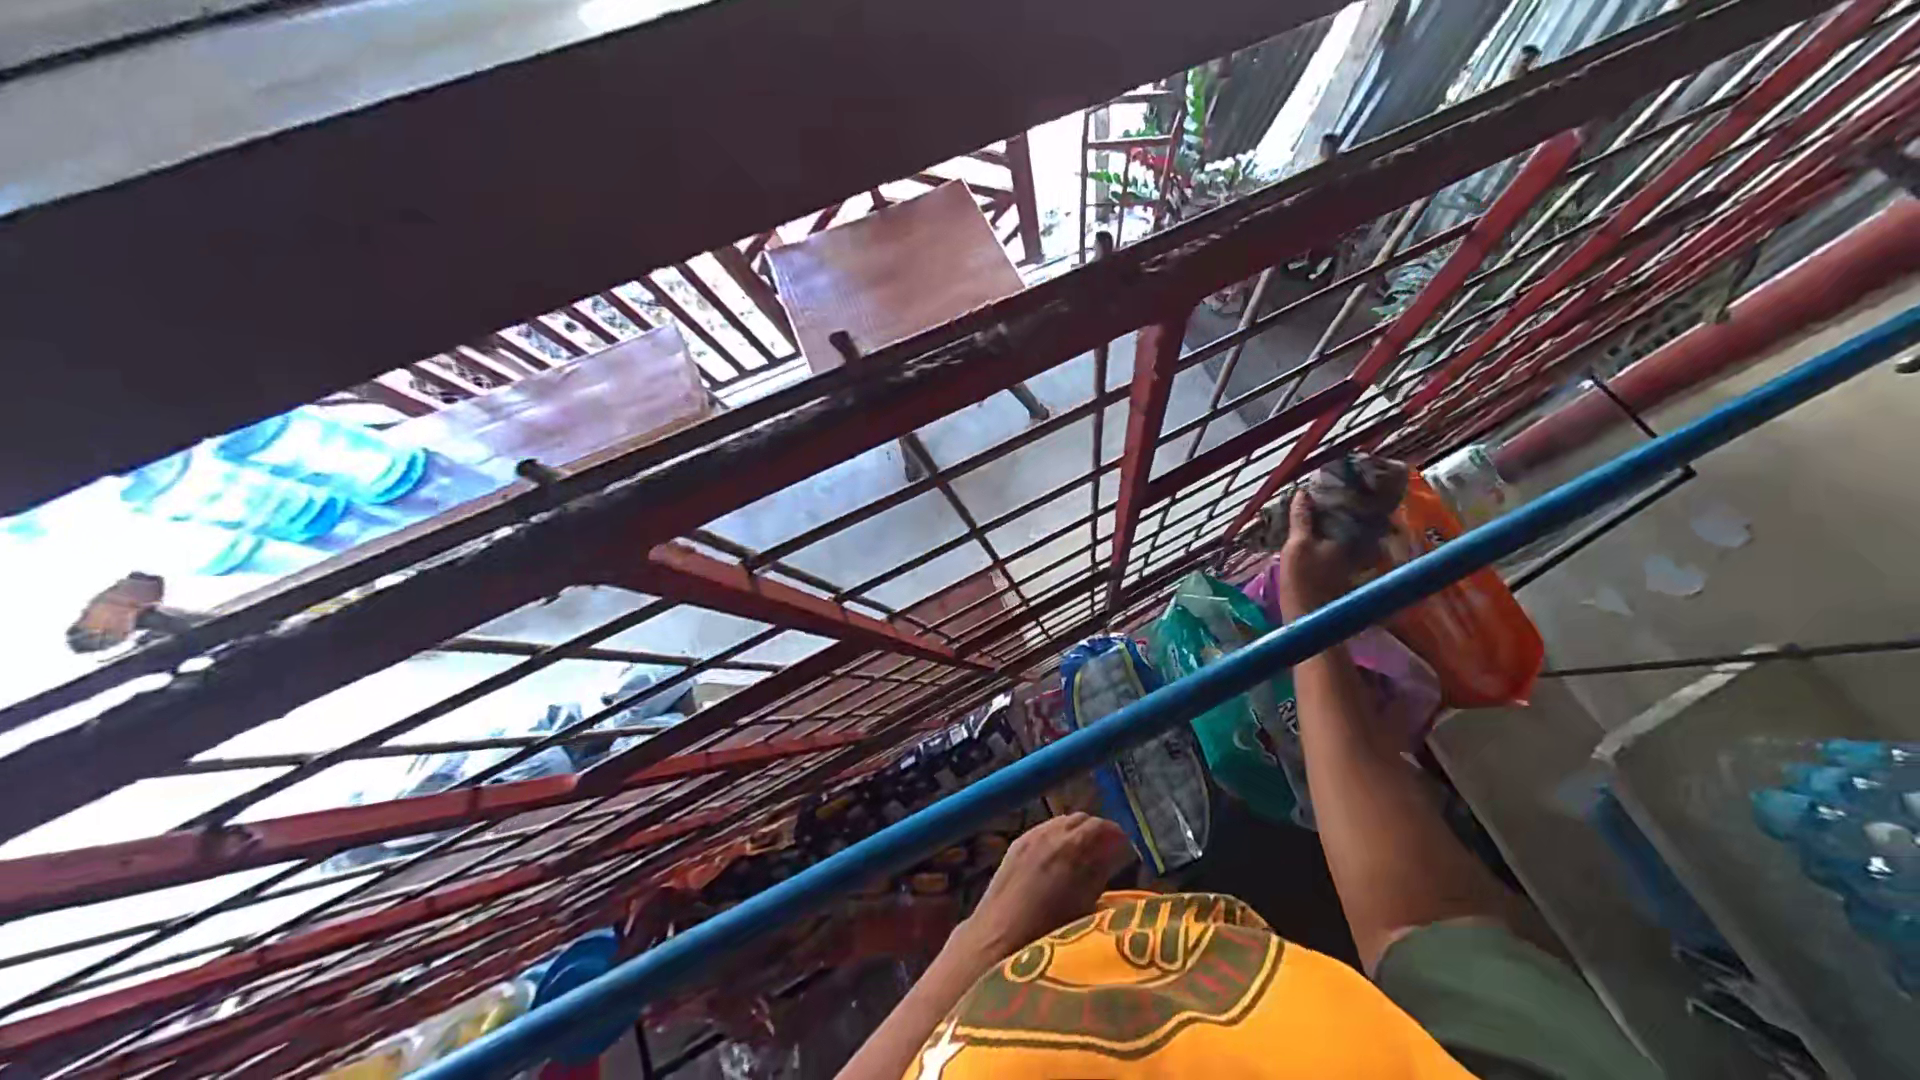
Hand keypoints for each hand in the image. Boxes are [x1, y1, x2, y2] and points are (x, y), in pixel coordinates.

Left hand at [952, 813, 1132, 961]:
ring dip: (1075, 832)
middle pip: (1081, 819)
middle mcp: (1051, 832)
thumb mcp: (1085, 902)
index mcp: (1072, 845)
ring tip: (1084, 855)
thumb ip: (1101, 870)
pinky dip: (1056, 835)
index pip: (1102, 826)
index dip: (1116, 835)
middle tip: (1107, 850)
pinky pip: (1043, 829)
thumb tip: (1115, 850)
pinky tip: (1059, 856)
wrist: (999, 935)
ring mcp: (1030, 835)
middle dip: (1096, 831)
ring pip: (1061, 822)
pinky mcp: (1016, 843)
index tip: (1125, 848)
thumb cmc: (1049, 929)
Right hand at [1277, 491, 1359, 616]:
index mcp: (1349, 535)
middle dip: (1332, 507)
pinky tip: (1307, 533)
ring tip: (1306, 510)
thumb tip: (1302, 492)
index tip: (1323, 481)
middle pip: (1345, 519)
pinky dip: (1322, 536)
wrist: (1307, 618)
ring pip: (1339, 531)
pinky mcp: (1339, 570)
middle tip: (1312, 494)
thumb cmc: (1303, 580)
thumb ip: (1301, 518)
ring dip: (1326, 521)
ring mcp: (1348, 559)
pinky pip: (1333, 544)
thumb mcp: (1297, 545)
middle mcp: (1355, 545)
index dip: (1338, 493)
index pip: (1349, 506)